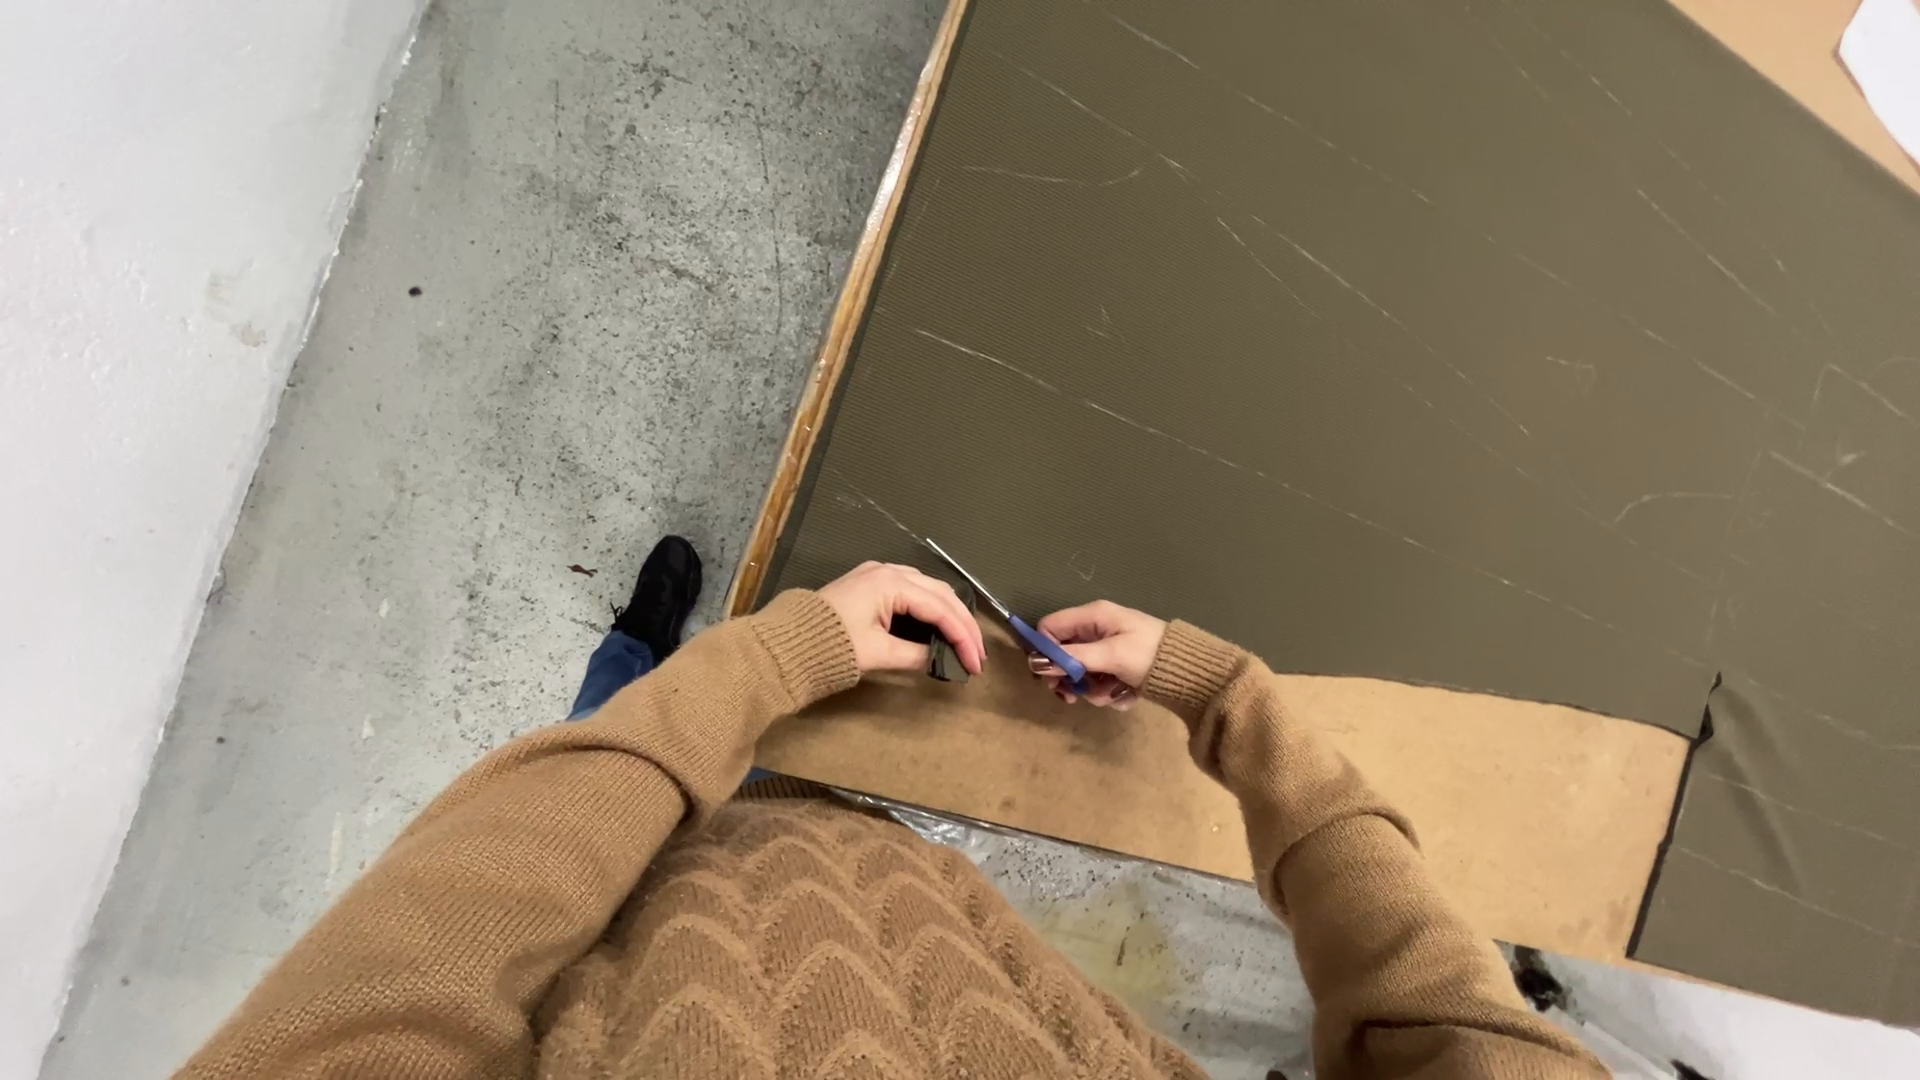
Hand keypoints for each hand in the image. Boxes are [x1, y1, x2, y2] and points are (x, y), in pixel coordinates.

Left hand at [817, 561, 985, 675]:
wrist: (786, 642)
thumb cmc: (831, 646)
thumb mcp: (877, 654)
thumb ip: (915, 655)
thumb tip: (939, 660)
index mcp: (892, 583)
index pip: (940, 609)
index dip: (962, 637)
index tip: (975, 663)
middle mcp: (889, 571)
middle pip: (940, 594)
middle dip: (962, 625)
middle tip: (977, 655)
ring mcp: (879, 575)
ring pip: (928, 590)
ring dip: (949, 615)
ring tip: (963, 642)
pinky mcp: (871, 584)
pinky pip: (912, 591)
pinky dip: (930, 609)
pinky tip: (938, 627)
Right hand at [1034, 600, 1167, 708]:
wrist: (1192, 672)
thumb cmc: (1150, 655)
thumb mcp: (1110, 655)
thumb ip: (1073, 658)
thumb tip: (1036, 662)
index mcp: (1093, 616)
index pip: (1050, 627)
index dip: (1045, 651)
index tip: (1050, 676)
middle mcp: (1096, 629)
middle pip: (1064, 653)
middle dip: (1070, 677)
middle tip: (1074, 697)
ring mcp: (1107, 648)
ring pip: (1082, 672)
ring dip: (1093, 689)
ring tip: (1112, 694)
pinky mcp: (1117, 665)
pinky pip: (1101, 680)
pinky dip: (1109, 691)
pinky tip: (1126, 694)